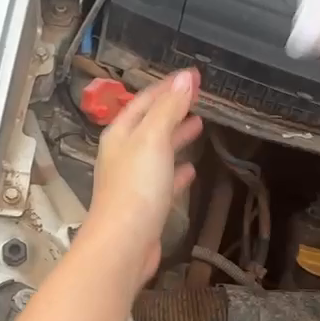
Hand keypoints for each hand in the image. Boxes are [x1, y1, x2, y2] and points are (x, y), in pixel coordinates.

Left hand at [87, 69, 202, 281]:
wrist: (124, 243)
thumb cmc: (136, 187)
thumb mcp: (153, 138)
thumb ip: (169, 108)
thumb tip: (184, 78)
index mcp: (120, 134)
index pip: (144, 101)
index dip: (168, 87)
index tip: (193, 76)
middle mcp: (122, 154)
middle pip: (149, 124)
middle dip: (172, 109)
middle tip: (198, 98)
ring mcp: (133, 180)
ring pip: (157, 150)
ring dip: (176, 136)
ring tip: (199, 125)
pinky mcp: (145, 204)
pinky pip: (163, 180)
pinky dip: (177, 171)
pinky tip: (192, 170)